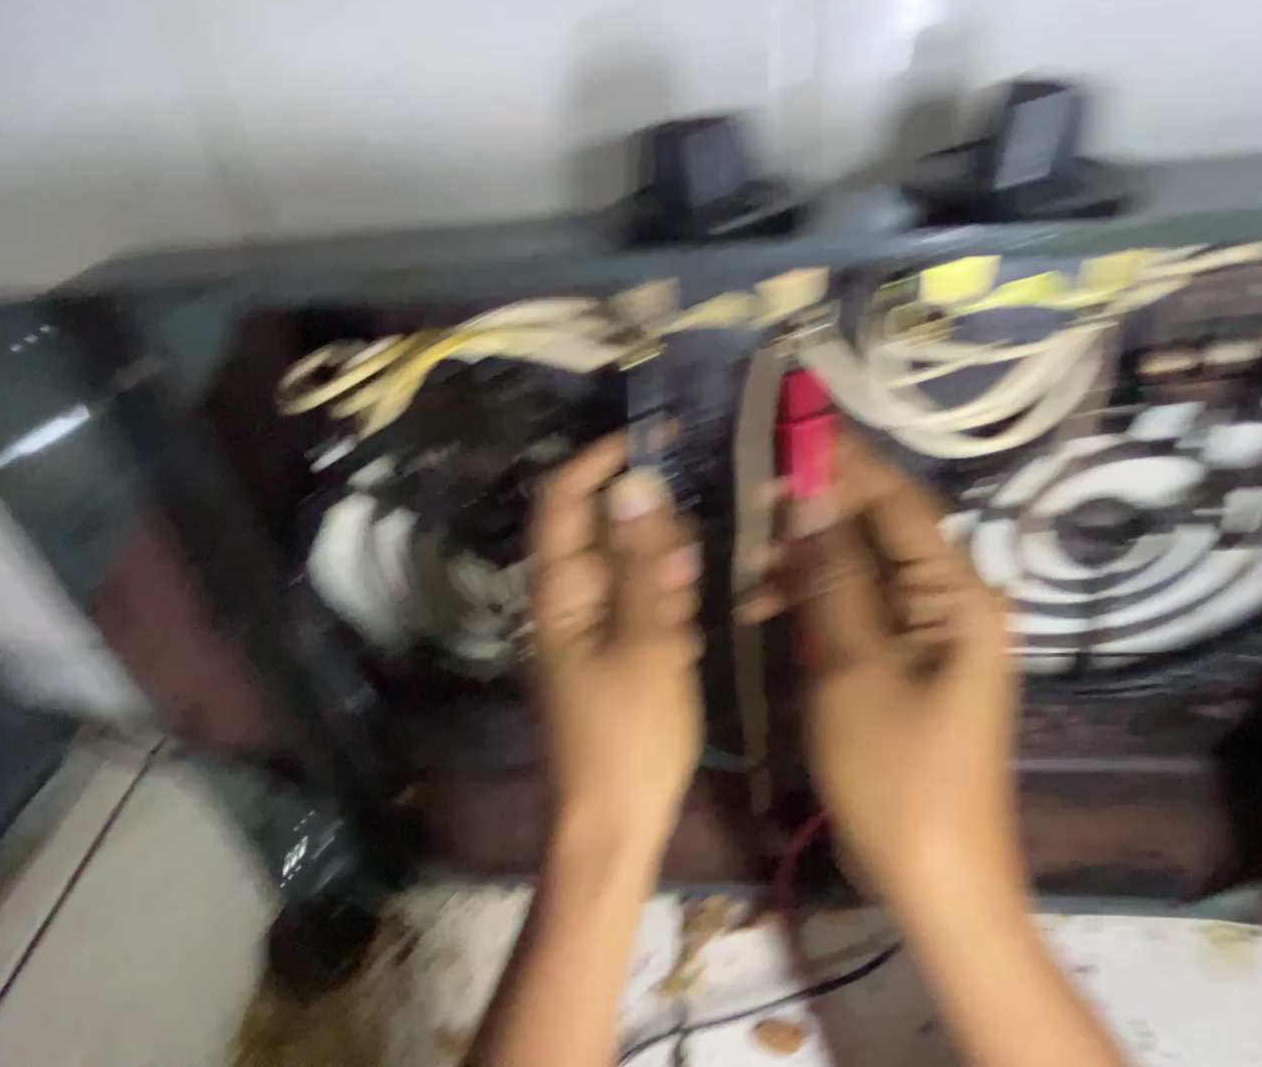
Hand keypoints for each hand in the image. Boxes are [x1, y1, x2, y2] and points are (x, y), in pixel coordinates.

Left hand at [529, 435, 703, 843]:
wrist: (614, 823)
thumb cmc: (630, 734)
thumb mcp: (646, 641)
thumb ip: (643, 562)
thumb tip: (635, 483)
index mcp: (559, 590)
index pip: (563, 499)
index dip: (600, 460)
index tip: (657, 438)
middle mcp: (567, 600)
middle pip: (599, 528)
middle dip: (647, 515)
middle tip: (700, 526)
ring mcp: (589, 629)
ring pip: (625, 567)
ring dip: (663, 559)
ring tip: (702, 573)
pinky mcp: (612, 654)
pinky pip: (638, 605)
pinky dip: (667, 598)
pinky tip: (696, 613)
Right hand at [743, 431, 1020, 891]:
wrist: (937, 881)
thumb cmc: (897, 775)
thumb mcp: (853, 668)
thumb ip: (831, 578)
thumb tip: (807, 494)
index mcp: (957, 597)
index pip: (898, 501)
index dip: (843, 460)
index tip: (788, 423)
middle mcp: (951, 604)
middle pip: (879, 532)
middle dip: (814, 511)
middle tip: (748, 498)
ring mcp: (929, 637)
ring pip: (861, 573)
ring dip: (807, 562)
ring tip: (746, 566)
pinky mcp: (906, 666)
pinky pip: (859, 614)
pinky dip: (816, 605)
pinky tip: (767, 610)